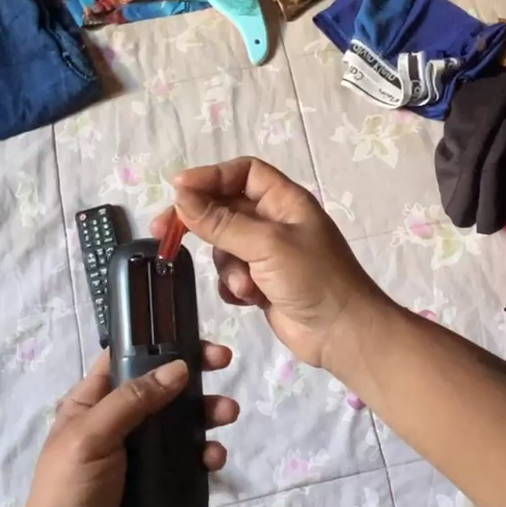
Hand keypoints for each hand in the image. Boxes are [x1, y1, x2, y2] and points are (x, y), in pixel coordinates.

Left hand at [13, 344, 236, 506]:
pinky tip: (215, 459)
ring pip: (181, 421)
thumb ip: (133, 400)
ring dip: (208, 413)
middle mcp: (119, 421)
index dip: (160, 343)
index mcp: (93, 402)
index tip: (194, 338)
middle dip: (196, 376)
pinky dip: (205, 454)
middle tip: (225, 365)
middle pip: (164, 387)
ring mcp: (139, 451)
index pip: (127, 357)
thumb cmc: (70, 490)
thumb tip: (179, 367)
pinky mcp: (157, 480)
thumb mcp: (92, 437)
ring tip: (228, 415)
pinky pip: (187, 458)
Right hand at [152, 157, 390, 368]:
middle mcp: (275, 223)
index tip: (177, 189)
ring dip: (228, 267)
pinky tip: (248, 299)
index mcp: (285, 201)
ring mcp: (268, 255)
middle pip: (225, 209)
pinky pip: (230, 276)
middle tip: (164, 233)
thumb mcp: (267, 244)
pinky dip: (233, 287)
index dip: (210, 177)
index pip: (242, 173)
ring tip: (246, 285)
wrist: (342, 333)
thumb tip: (181, 196)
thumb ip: (222, 222)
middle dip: (200, 223)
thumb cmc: (314, 279)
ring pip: (224, 247)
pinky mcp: (262, 284)